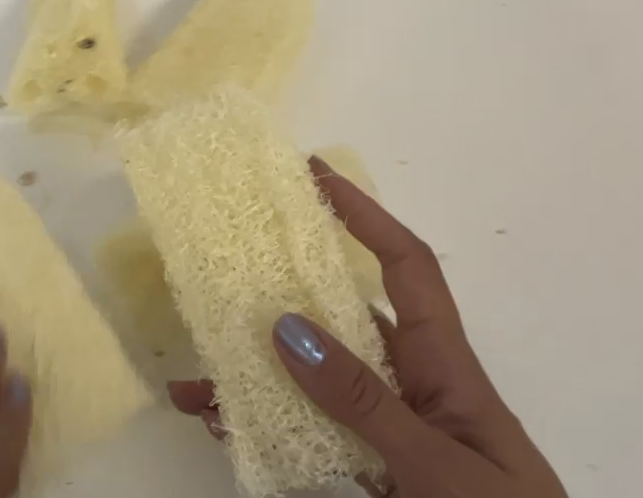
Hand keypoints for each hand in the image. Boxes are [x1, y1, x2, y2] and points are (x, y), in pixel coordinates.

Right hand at [168, 157, 567, 497]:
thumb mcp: (444, 473)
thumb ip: (366, 404)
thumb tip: (286, 325)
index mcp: (446, 369)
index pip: (407, 269)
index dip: (366, 215)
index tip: (315, 173)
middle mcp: (410, 385)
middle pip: (340, 314)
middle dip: (282, 283)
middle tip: (224, 259)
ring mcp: (386, 427)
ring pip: (310, 374)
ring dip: (253, 365)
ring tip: (196, 364)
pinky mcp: (367, 467)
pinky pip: (303, 426)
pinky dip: (256, 419)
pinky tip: (215, 419)